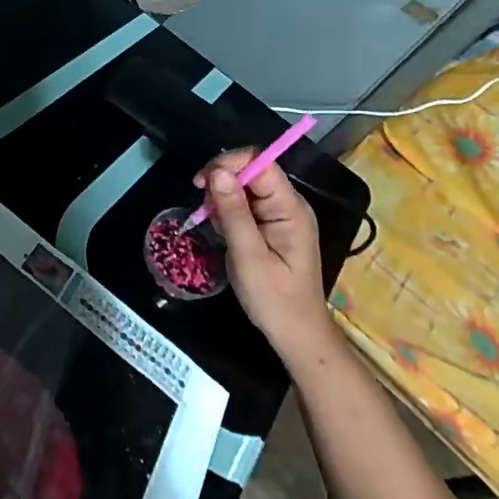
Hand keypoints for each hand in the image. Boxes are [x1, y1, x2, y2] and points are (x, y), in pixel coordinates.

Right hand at [194, 151, 330, 348]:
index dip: (229, 163)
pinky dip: (226, 212)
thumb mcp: (248, 256)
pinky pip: (243, 204)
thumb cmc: (275, 299)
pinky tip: (222, 232)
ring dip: (221, 199)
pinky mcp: (269, 226)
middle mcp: (287, 204)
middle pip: (250, 171)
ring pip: (243, 187)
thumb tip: (218, 172)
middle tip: (204, 209)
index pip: (260, 163)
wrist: (296, 335)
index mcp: (290, 208)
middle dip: (221, 182)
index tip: (201, 182)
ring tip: (214, 226)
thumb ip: (233, 212)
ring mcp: (278, 215)